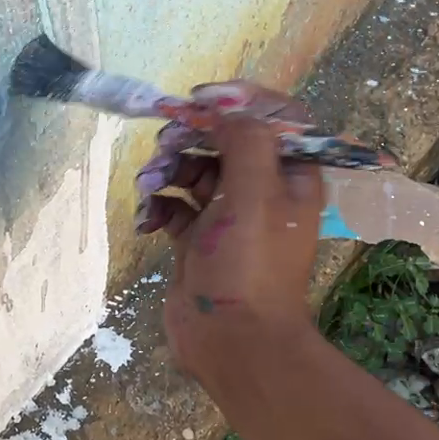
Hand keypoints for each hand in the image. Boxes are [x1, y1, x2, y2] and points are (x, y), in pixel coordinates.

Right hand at [140, 85, 325, 385]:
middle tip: (162, 146)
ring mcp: (227, 215)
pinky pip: (173, 206)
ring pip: (192, 171)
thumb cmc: (248, 265)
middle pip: (224, 140)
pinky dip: (156, 207)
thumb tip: (222, 108)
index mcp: (292, 175)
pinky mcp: (197, 239)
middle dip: (189, 138)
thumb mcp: (255, 194)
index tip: (196, 101)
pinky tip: (146, 222)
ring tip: (147, 188)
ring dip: (164, 172)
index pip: (274, 117)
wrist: (231, 339)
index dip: (237, 101)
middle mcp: (262, 190)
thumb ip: (244, 141)